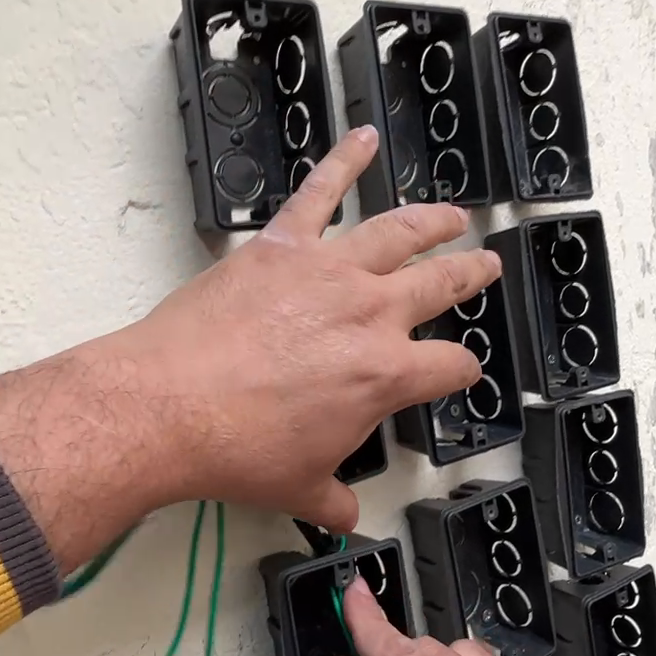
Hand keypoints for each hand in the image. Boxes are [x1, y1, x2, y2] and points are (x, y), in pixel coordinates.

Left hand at [0, 126, 500, 566]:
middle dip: (471, 276)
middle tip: (487, 265)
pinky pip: (319, 192)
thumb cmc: (235, 448)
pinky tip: (363, 137)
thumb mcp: (298, 486)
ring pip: (399, 232)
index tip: (461, 370)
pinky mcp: (282, 247)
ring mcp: (328, 273)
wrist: (167, 408)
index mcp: (385, 375)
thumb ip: (334, 501)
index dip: (462, 371)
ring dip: (433, 220)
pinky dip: (344, 160)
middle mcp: (370, 315)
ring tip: (454, 213)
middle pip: (441, 285)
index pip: (449, 366)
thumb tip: (345, 517)